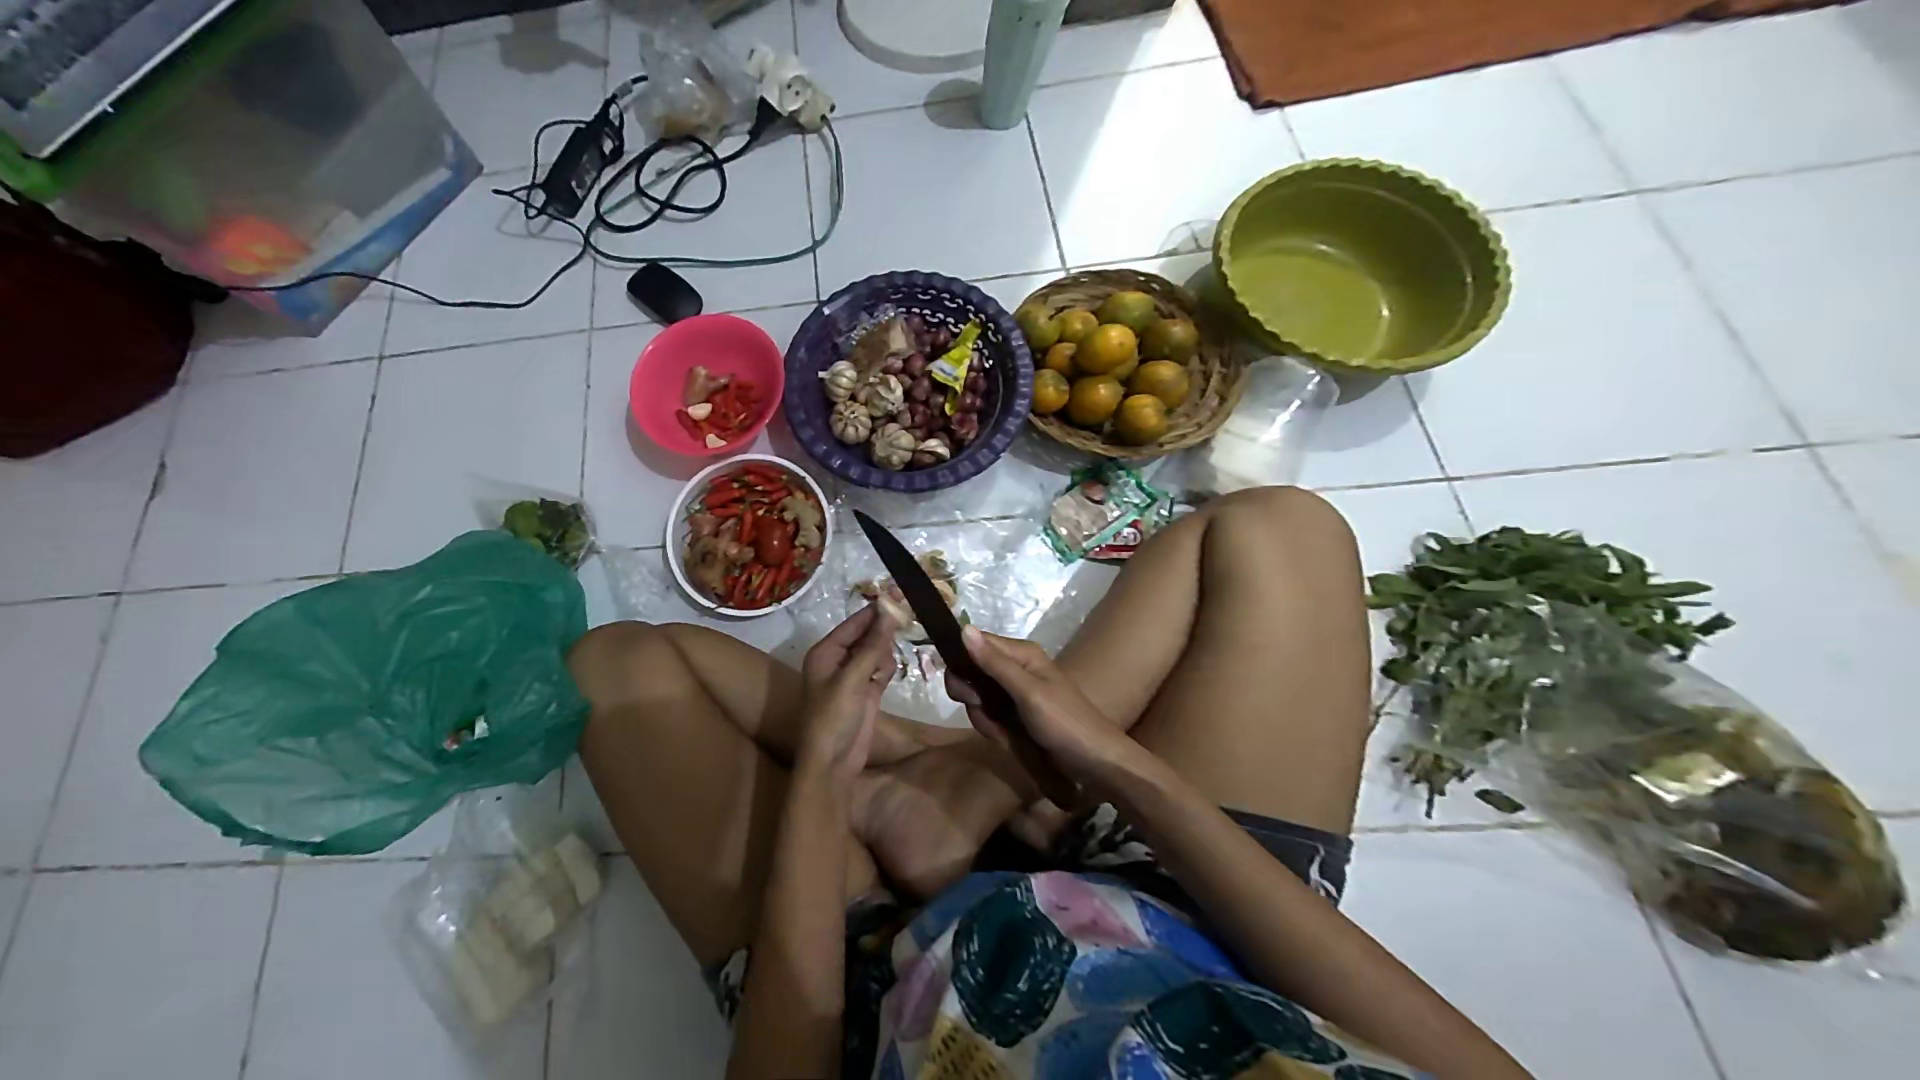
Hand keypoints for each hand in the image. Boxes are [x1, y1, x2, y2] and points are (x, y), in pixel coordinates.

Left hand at [796, 603, 898, 781]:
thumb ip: (873, 645)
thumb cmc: (833, 718)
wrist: (833, 764)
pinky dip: (887, 670)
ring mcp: (853, 676)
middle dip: (884, 631)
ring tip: (885, 665)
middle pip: (867, 634)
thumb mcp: (852, 679)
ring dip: (886, 654)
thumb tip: (890, 610)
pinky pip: (881, 669)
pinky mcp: (867, 692)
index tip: (902, 595)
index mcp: (825, 651)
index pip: (854, 622)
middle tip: (909, 619)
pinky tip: (885, 679)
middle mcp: (838, 660)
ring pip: (877, 651)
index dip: (877, 609)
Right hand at [944, 626, 1155, 797]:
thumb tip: (964, 628)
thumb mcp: (1028, 692)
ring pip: (978, 698)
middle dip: (973, 697)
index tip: (967, 692)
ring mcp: (1015, 693)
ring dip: (984, 717)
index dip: (964, 666)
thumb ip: (995, 663)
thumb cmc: (1065, 723)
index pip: (976, 645)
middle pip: (972, 673)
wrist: (1093, 763)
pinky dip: (993, 728)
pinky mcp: (1015, 715)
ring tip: (1003, 732)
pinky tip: (1006, 739)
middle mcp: (1016, 668)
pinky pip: (990, 716)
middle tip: (988, 713)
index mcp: (1022, 654)